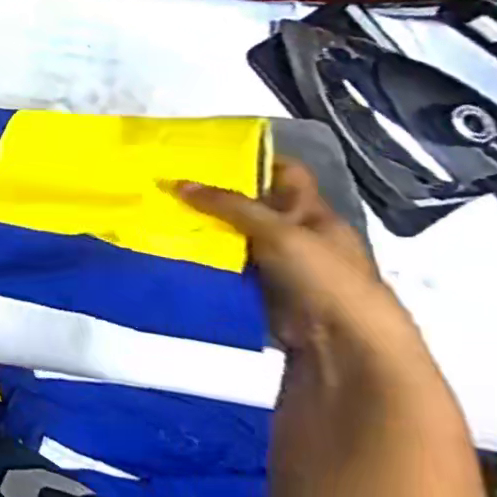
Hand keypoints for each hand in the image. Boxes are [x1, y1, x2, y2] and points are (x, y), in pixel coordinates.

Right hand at [172, 157, 415, 355]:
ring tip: (154, 209)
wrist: (342, 346)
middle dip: (210, 193)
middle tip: (164, 178)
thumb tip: (177, 183)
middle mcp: (293, 234)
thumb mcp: (280, 232)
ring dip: (199, 226)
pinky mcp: (255, 288)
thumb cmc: (325, 278)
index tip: (205, 149)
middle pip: (248, 204)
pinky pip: (220, 264)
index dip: (253, 158)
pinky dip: (198, 256)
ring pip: (229, 235)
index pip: (284, 173)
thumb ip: (230, 206)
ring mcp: (274, 263)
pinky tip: (166, 245)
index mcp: (312, 214)